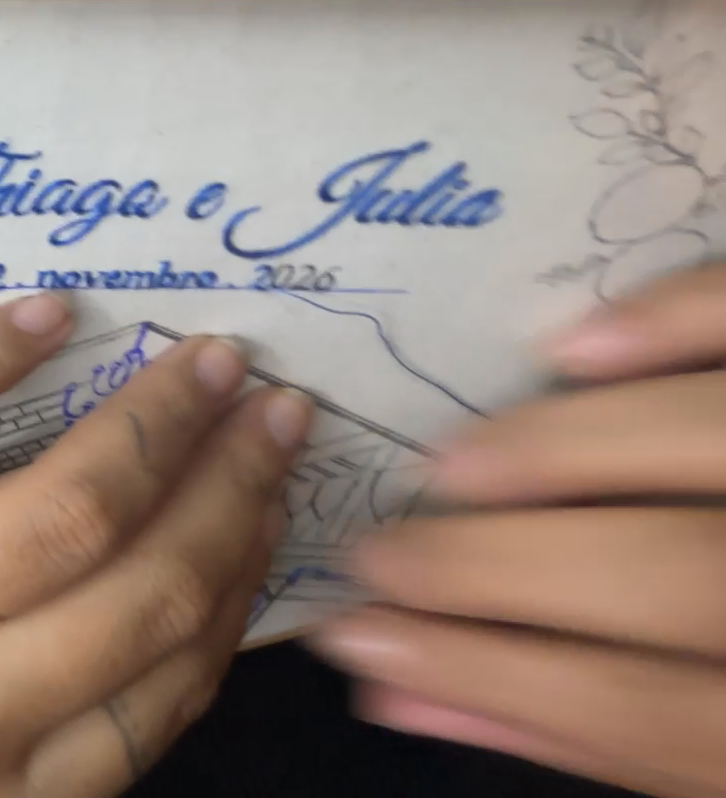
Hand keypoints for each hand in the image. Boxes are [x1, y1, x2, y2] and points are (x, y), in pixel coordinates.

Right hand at [313, 266, 725, 797]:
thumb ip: (588, 729)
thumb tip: (395, 687)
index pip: (661, 715)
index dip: (497, 679)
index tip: (355, 637)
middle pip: (676, 575)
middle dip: (490, 565)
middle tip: (374, 554)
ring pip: (707, 440)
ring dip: (555, 450)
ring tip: (446, 464)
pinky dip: (678, 316)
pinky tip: (571, 343)